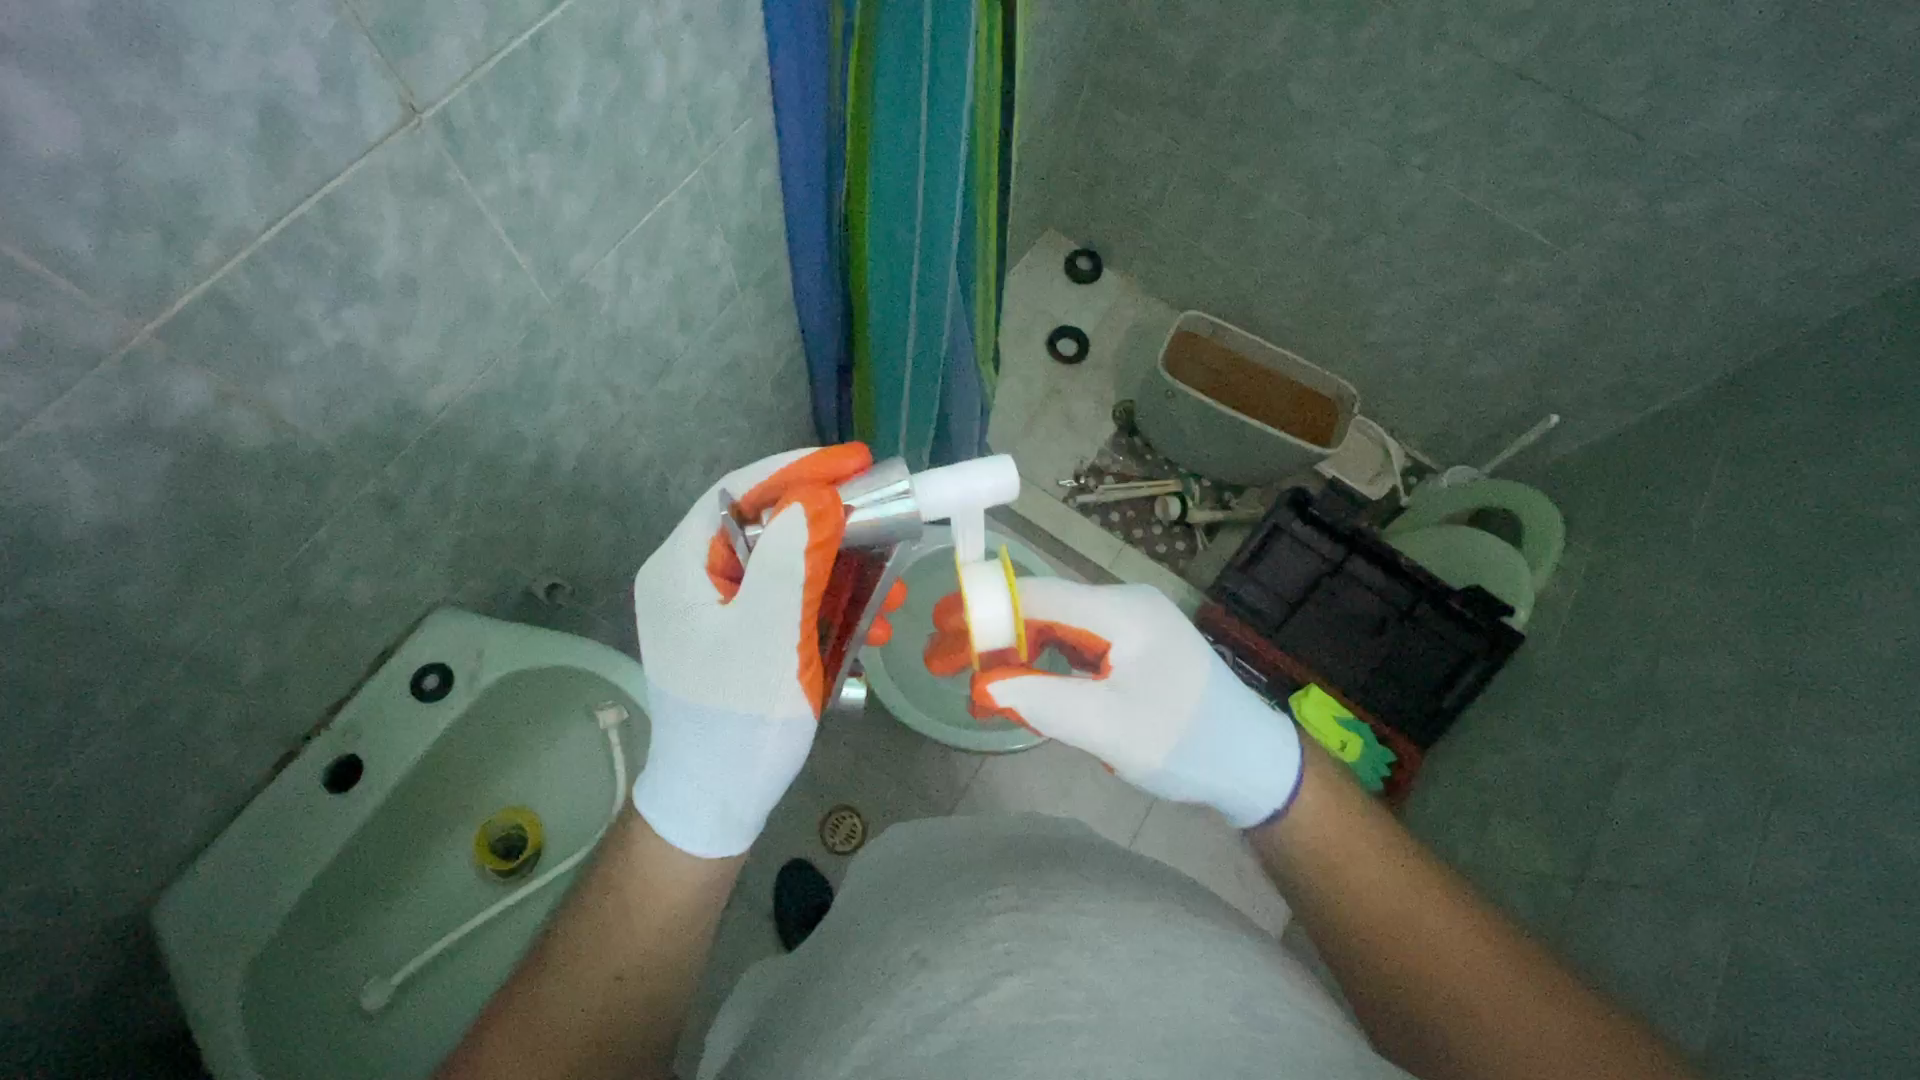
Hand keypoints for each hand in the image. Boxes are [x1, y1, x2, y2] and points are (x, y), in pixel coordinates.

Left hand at [630, 443, 872, 857]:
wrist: (719, 803)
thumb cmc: (738, 722)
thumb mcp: (770, 635)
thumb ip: (790, 560)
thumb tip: (815, 496)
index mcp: (681, 569)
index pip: (739, 494)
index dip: (798, 470)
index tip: (856, 463)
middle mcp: (695, 581)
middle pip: (767, 528)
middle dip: (832, 528)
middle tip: (886, 520)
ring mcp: (719, 612)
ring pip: (786, 567)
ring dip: (843, 572)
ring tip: (891, 585)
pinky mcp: (743, 639)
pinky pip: (790, 603)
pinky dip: (832, 606)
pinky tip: (873, 625)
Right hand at [930, 578, 1302, 827]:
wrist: (1252, 765)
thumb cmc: (1187, 744)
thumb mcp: (1110, 729)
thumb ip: (1041, 700)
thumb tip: (980, 684)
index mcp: (1123, 612)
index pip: (1038, 597)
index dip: (983, 610)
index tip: (938, 627)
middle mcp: (1124, 607)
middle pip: (1042, 610)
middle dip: (988, 636)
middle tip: (940, 664)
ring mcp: (1130, 628)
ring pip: (1054, 631)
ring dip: (1011, 655)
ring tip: (974, 686)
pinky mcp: (1133, 651)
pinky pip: (1075, 649)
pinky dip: (1042, 669)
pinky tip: (1018, 691)